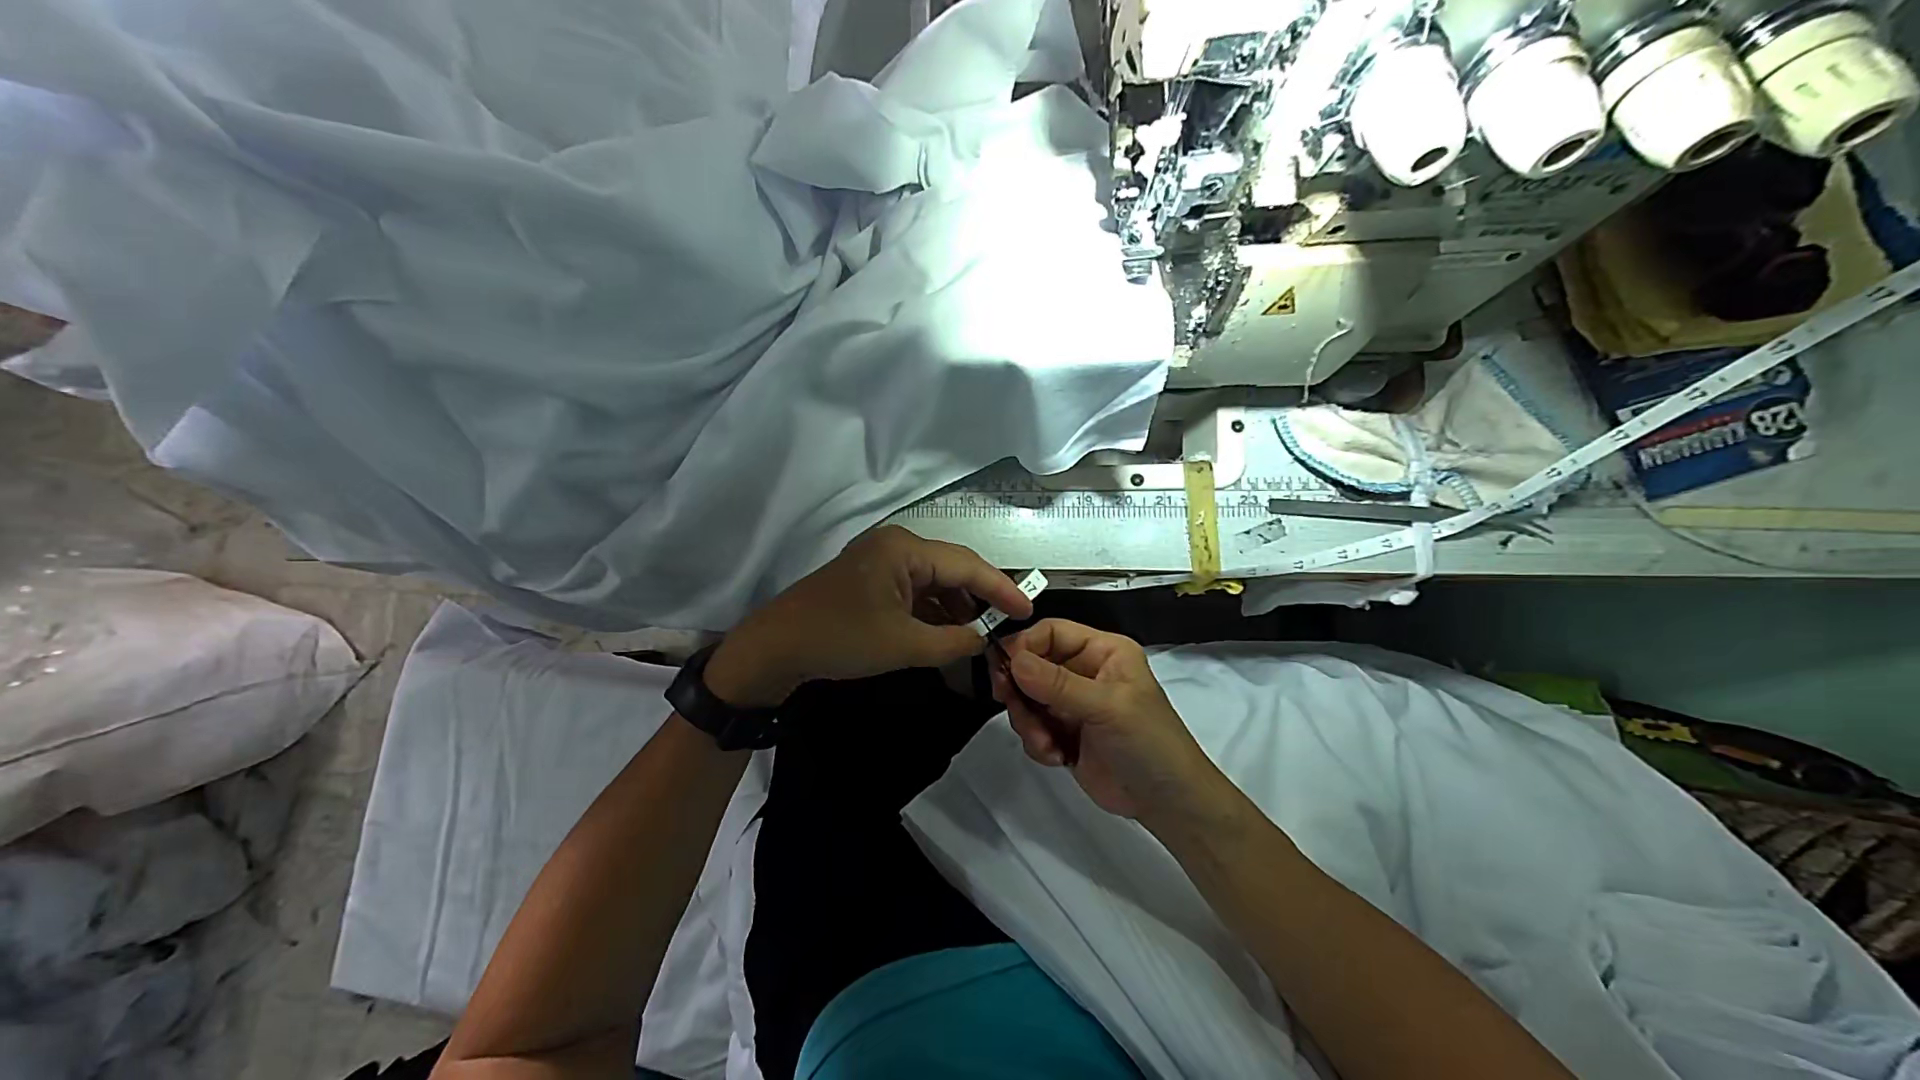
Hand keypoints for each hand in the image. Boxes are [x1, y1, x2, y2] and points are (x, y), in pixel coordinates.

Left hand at [704, 526, 1032, 706]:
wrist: (775, 647)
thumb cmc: (841, 639)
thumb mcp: (903, 645)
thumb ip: (953, 642)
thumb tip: (983, 640)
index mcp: (905, 549)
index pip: (967, 565)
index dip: (1001, 589)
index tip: (1029, 610)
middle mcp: (896, 545)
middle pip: (952, 569)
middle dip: (980, 598)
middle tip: (1009, 624)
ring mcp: (880, 561)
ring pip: (933, 581)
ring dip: (955, 608)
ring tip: (981, 635)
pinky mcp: (870, 580)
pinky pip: (913, 591)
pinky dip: (932, 612)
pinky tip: (947, 634)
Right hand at [989, 619, 1224, 820]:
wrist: (1168, 802)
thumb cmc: (1151, 744)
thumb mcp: (1108, 707)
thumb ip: (1058, 684)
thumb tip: (1014, 661)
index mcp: (1103, 651)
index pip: (1051, 632)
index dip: (1025, 646)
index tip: (1006, 669)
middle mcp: (1085, 671)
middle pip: (1031, 664)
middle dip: (1021, 689)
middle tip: (1010, 704)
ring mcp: (1072, 703)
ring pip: (1026, 698)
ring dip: (1028, 721)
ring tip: (1047, 743)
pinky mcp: (1063, 733)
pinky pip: (1031, 726)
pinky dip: (1036, 742)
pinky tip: (1056, 756)